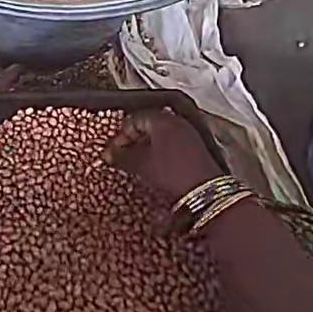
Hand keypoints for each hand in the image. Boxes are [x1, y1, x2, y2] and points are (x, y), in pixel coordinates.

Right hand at [108, 110, 222, 202]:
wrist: (205, 192)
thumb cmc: (171, 173)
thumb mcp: (141, 164)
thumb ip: (122, 156)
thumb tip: (107, 154)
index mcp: (162, 120)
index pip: (134, 119)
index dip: (121, 134)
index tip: (115, 149)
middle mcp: (177, 121)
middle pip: (148, 124)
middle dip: (133, 139)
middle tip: (124, 153)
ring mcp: (189, 133)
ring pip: (160, 133)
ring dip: (146, 144)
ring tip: (138, 160)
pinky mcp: (196, 147)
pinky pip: (172, 141)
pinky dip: (160, 149)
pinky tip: (155, 164)